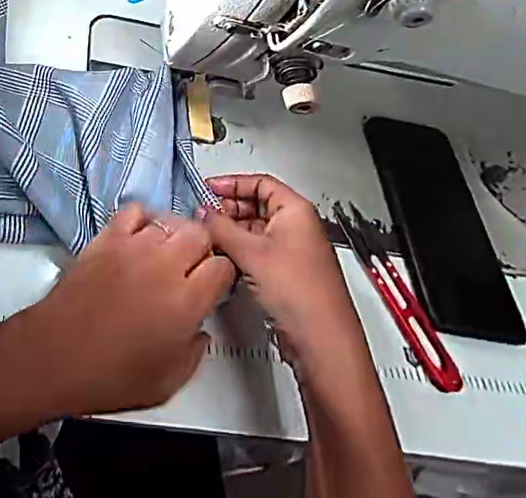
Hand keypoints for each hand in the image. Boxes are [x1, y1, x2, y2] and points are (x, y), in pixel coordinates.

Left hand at [0, 204, 234, 418]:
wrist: (59, 352)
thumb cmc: (113, 375)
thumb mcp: (169, 380)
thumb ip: (194, 350)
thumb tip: (198, 327)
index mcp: (186, 302)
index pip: (223, 267)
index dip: (223, 274)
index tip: (214, 284)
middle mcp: (164, 266)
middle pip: (200, 233)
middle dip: (203, 247)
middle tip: (192, 266)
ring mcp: (133, 246)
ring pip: (169, 219)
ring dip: (174, 234)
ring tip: (166, 252)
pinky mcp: (106, 238)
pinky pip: (133, 212)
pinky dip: (142, 220)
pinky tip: (139, 237)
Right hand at [200, 174, 363, 370]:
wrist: (322, 342)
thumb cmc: (302, 295)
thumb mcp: (250, 252)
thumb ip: (220, 227)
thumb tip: (203, 214)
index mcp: (296, 211)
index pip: (259, 182)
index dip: (231, 183)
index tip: (207, 189)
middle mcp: (297, 227)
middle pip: (256, 204)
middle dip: (228, 208)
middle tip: (204, 215)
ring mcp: (292, 251)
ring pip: (255, 228)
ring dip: (231, 231)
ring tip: (209, 237)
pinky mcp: (286, 273)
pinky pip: (257, 250)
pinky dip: (239, 249)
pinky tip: (223, 257)